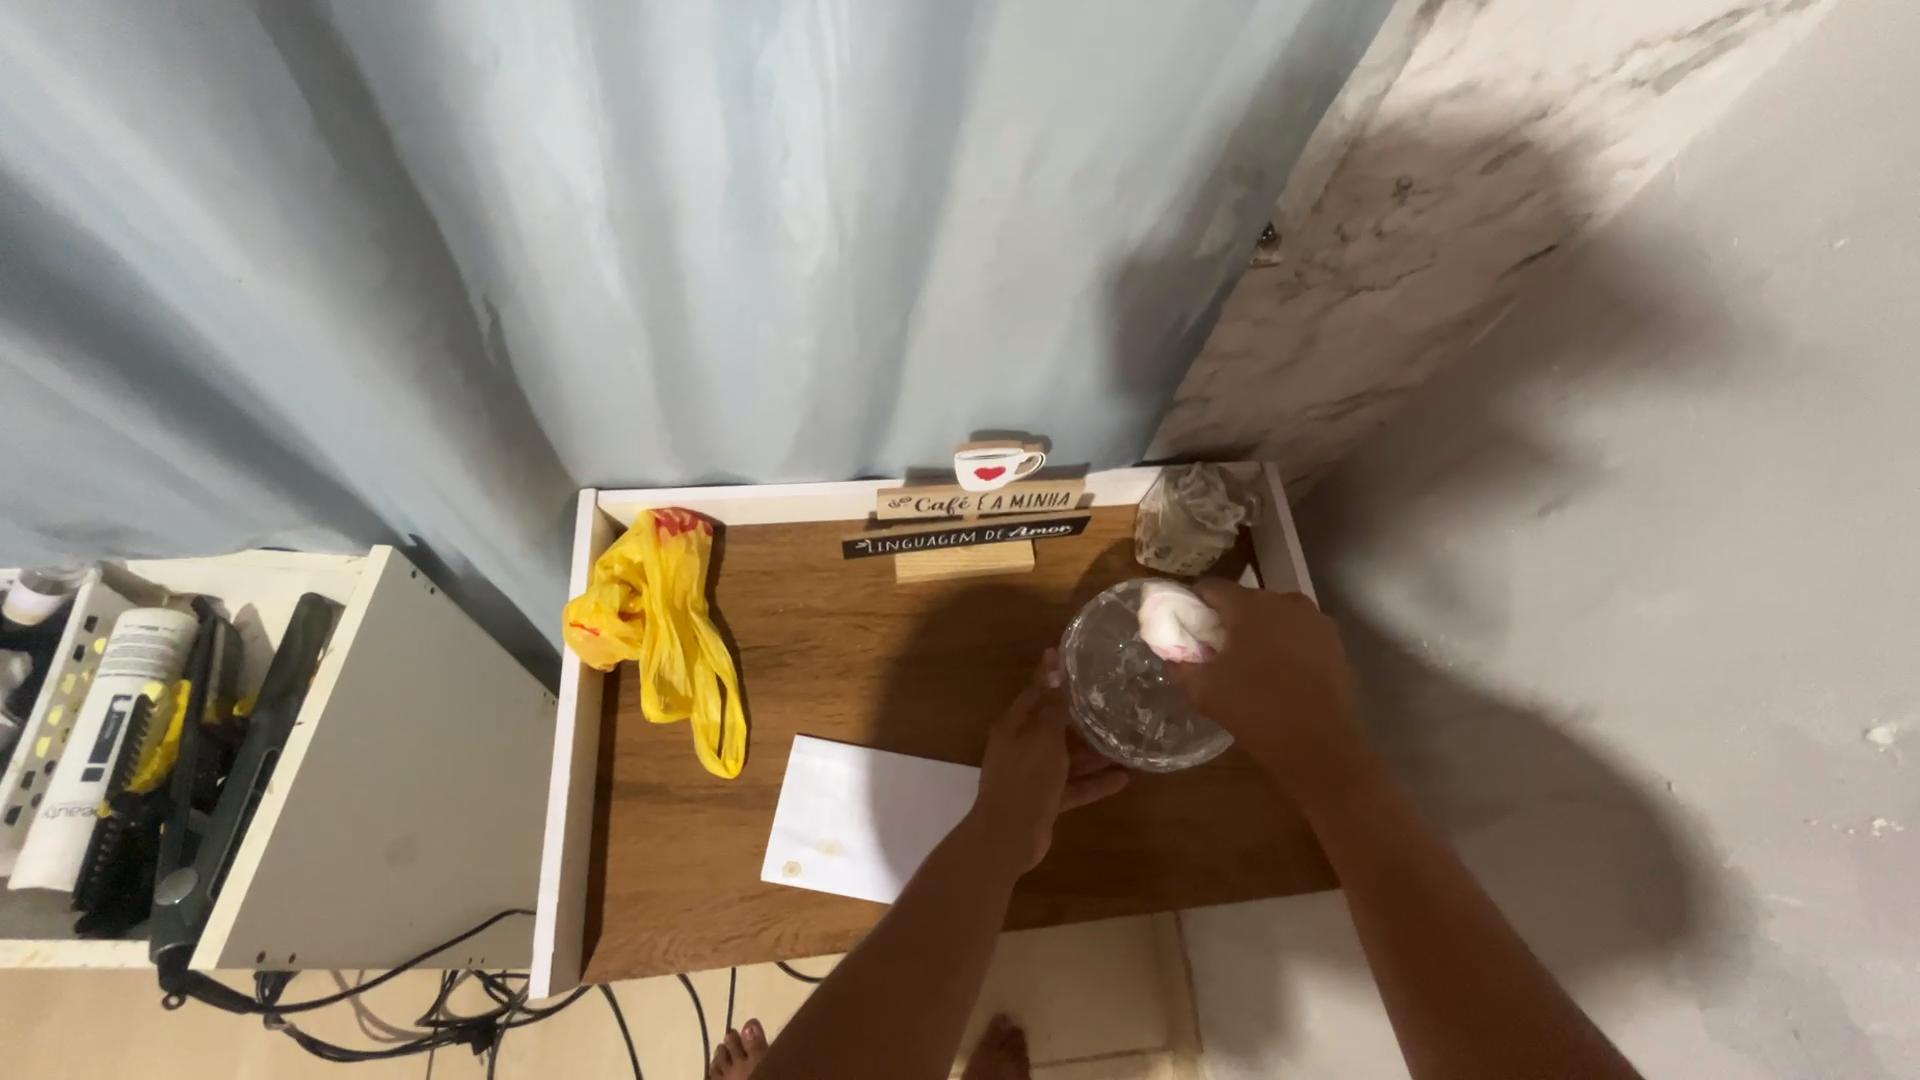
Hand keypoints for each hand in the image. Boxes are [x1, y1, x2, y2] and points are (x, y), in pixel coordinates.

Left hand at [967, 650, 1129, 872]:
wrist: (1009, 835)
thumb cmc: (1026, 778)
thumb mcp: (1044, 736)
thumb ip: (1053, 704)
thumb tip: (1052, 661)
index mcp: (1013, 727)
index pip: (1035, 693)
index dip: (1053, 677)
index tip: (1074, 660)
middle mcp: (1021, 747)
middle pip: (1053, 727)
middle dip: (1081, 718)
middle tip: (1112, 704)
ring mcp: (1033, 776)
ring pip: (1066, 759)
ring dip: (1093, 754)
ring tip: (1125, 743)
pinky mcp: (1045, 801)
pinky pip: (1072, 787)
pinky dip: (1094, 783)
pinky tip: (1123, 779)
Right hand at [1166, 581, 1368, 785]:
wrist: (1323, 748)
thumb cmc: (1257, 712)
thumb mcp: (1203, 691)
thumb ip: (1180, 663)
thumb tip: (1171, 651)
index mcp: (1250, 607)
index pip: (1210, 587)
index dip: (1194, 603)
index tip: (1187, 627)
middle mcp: (1285, 601)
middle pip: (1244, 599)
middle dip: (1227, 619)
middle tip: (1215, 650)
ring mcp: (1314, 619)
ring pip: (1273, 614)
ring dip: (1257, 630)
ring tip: (1248, 663)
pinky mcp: (1334, 640)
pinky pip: (1297, 630)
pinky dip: (1283, 642)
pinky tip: (1278, 672)